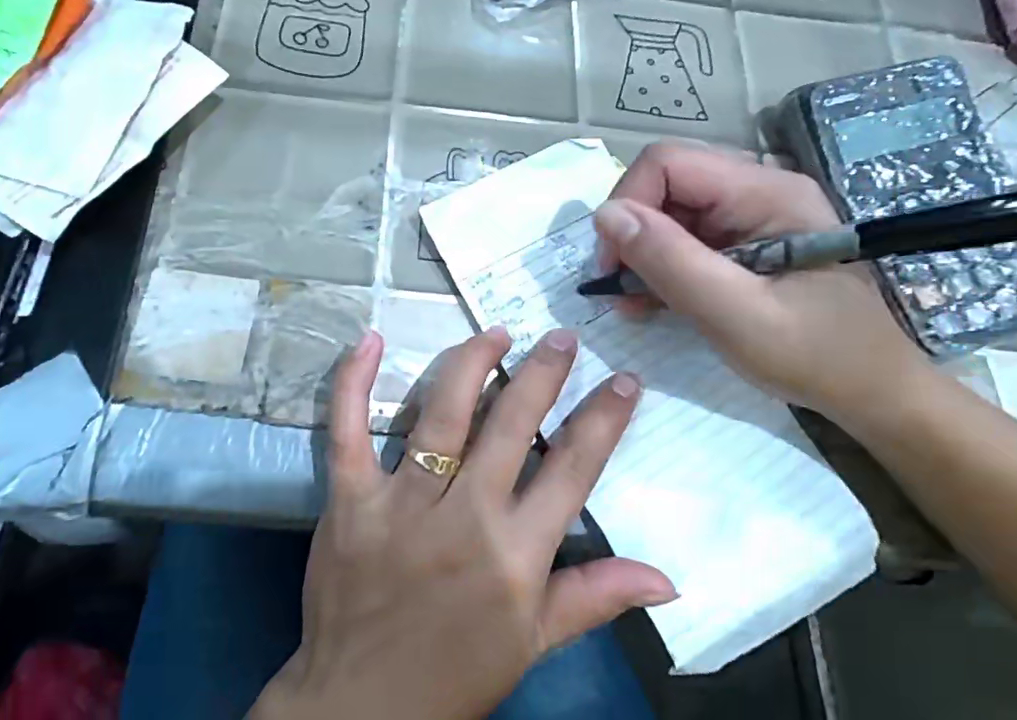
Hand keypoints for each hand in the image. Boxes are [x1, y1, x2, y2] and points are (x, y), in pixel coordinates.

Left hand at [251, 328, 674, 719]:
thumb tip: (667, 577)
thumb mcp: (534, 642)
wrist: (359, 711)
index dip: (604, 418)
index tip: (624, 378)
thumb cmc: (456, 672)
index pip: (573, 468)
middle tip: (560, 336)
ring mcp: (403, 503)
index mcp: (517, 553)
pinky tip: (369, 340)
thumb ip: (595, 597)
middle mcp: (465, 516)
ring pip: (442, 413)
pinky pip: (349, 432)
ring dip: (472, 363)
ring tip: (496, 333)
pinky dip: (353, 384)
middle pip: (512, 424)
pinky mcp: (351, 502)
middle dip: (542, 372)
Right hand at [591, 141, 926, 424]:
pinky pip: (691, 235)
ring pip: (674, 210)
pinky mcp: (749, 239)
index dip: (629, 202)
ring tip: (633, 301)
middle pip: (670, 182)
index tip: (612, 265)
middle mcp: (760, 188)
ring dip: (645, 251)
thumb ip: (673, 263)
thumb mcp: (739, 316)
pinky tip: (654, 300)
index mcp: (767, 192)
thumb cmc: (818, 356)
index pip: (670, 162)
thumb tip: (605, 215)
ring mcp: (755, 213)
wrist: (875, 392)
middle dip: (634, 230)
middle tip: (619, 288)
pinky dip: (664, 264)